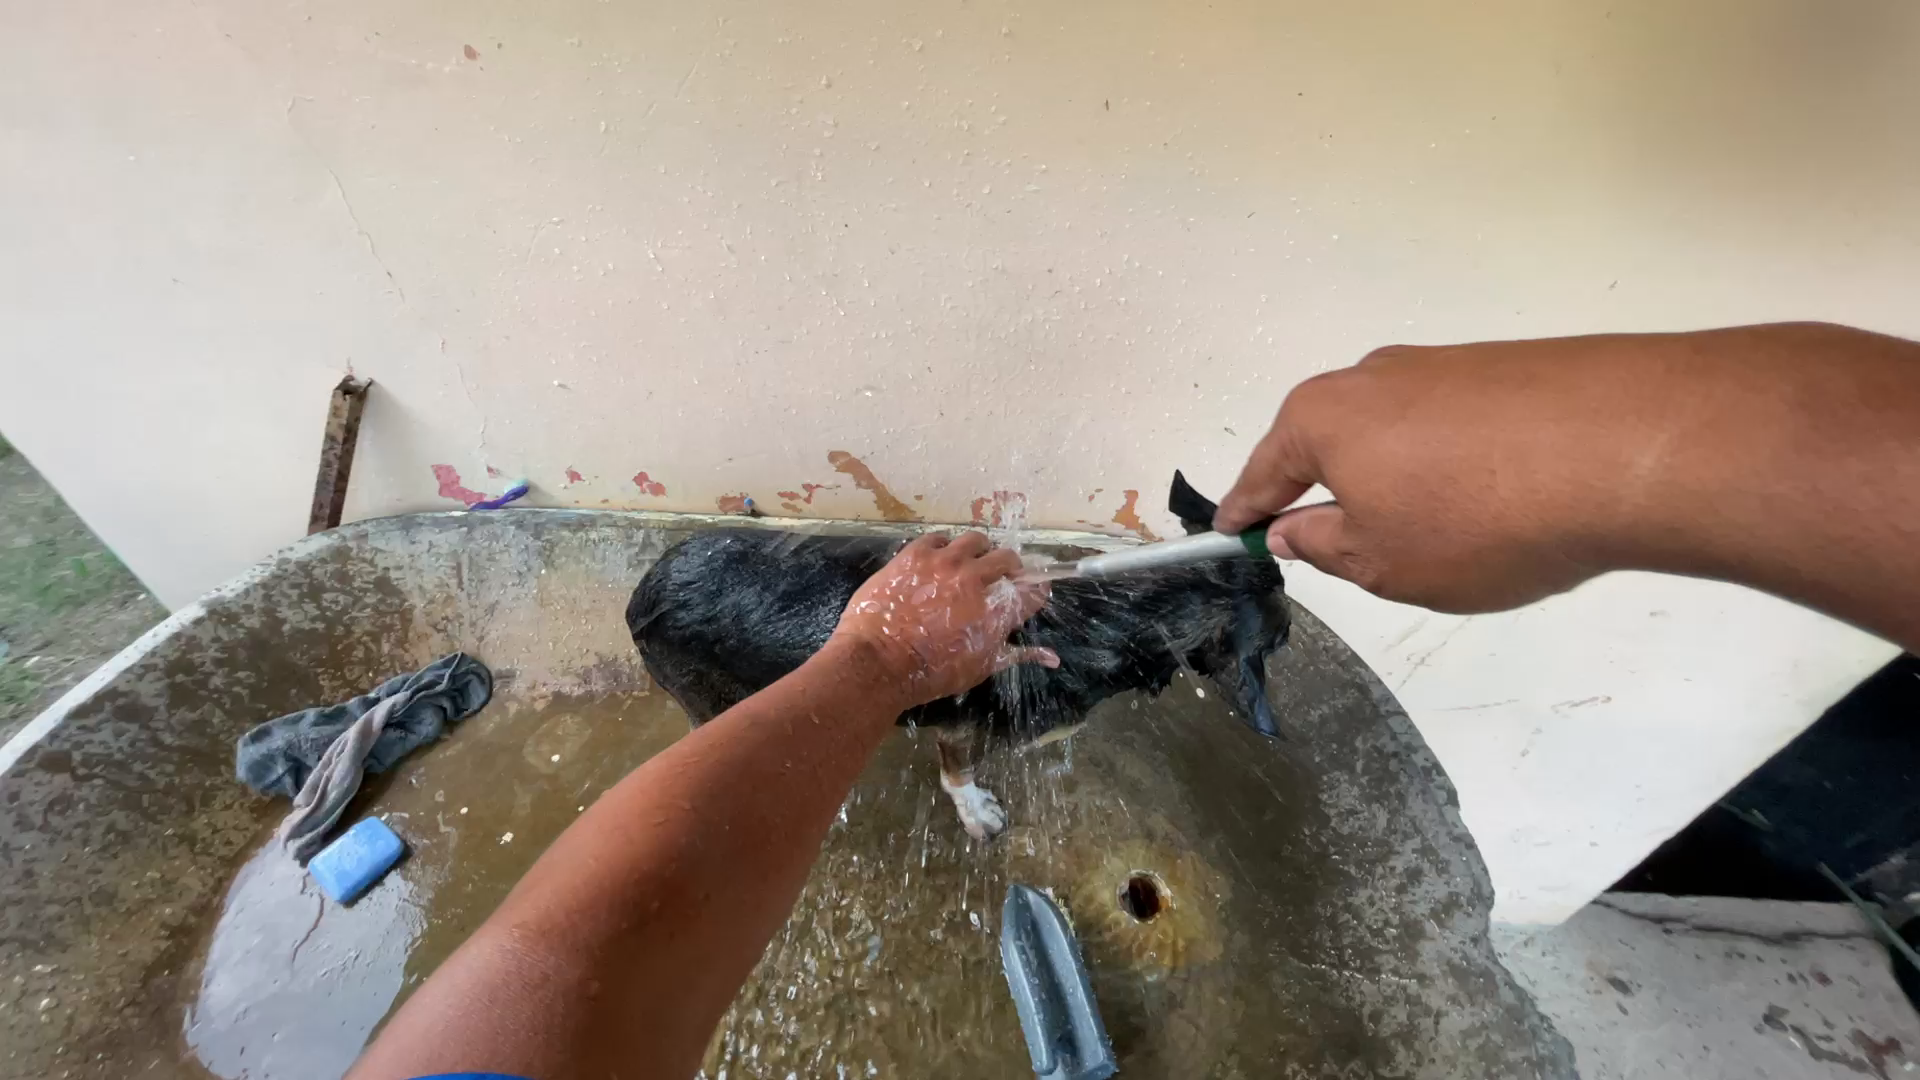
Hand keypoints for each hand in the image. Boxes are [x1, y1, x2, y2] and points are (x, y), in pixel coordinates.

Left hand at [832, 532, 1057, 705]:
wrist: (878, 663)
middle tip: (999, 578)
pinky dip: (944, 548)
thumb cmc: (931, 674)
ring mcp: (944, 562)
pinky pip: (938, 538)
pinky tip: (937, 561)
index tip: (1030, 592)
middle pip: (1007, 559)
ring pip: (975, 540)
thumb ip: (1016, 654)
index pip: (1033, 590)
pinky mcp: (914, 554)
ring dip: (979, 551)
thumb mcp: (979, 667)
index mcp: (996, 612)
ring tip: (969, 564)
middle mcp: (975, 580)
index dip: (1036, 590)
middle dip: (1009, 568)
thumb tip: (1052, 657)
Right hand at [1210, 325, 1866, 612]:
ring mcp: (1440, 364)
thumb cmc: (1477, 520)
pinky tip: (1483, 494)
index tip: (1228, 536)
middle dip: (1317, 490)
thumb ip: (1320, 545)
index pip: (1262, 476)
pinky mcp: (1504, 364)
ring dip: (1386, 475)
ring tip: (1425, 525)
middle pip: (1322, 444)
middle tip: (1327, 539)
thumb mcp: (1381, 561)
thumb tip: (1291, 530)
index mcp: (1320, 419)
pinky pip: (1446, 422)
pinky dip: (1444, 459)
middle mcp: (1368, 378)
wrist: (1642, 447)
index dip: (1244, 514)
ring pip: (1387, 432)